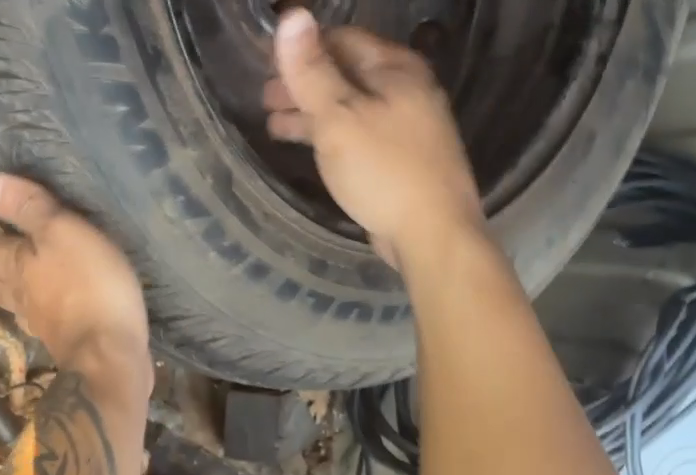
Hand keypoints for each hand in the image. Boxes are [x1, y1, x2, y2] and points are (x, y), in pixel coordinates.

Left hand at [0, 174, 152, 392]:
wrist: (110, 355)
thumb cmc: (90, 286)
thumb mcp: (63, 232)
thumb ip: (28, 208)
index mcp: (17, 266)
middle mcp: (22, 298)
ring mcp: (41, 326)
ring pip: (16, 305)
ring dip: (11, 292)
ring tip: (16, 282)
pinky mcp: (63, 344)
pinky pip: (41, 324)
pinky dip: (37, 314)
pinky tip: (47, 314)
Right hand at [263, 10, 483, 264]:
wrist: (431, 231)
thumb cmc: (383, 170)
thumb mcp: (339, 118)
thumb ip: (312, 71)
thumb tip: (291, 16)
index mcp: (395, 68)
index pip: (342, 40)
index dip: (302, 48)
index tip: (266, 63)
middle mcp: (406, 89)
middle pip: (346, 75)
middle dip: (304, 84)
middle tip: (264, 99)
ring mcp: (407, 126)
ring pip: (351, 108)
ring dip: (312, 114)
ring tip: (275, 127)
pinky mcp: (401, 160)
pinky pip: (358, 136)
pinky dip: (330, 137)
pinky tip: (312, 150)